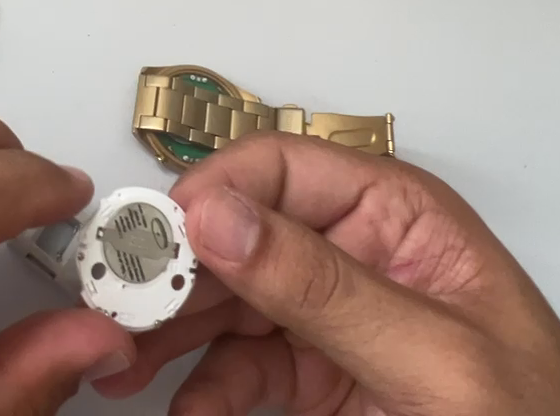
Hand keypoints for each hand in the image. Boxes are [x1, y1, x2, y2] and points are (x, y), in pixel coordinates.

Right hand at [93, 134, 559, 415]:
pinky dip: (209, 386)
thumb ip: (322, 286)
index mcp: (392, 211)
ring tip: (126, 362)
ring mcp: (331, 313)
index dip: (214, 193)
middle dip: (179, 271)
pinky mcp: (318, 375)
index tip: (160, 238)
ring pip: (229, 298)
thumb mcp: (437, 362)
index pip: (278, 168)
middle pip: (239, 233)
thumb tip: (215, 214)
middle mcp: (350, 247)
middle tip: (122, 307)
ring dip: (176, 329)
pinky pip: (246, 365)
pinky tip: (187, 408)